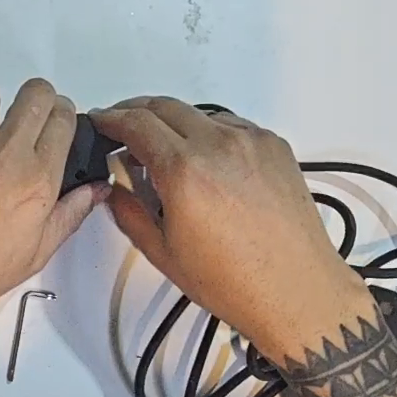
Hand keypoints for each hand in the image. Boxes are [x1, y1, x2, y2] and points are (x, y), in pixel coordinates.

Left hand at [0, 79, 107, 340]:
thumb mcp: (32, 255)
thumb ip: (67, 216)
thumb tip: (92, 191)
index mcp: (35, 180)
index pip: (63, 118)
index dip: (62, 116)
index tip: (55, 123)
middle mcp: (2, 154)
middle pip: (34, 94)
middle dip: (36, 101)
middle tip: (25, 121)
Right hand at [88, 98, 375, 360]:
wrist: (295, 289)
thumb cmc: (235, 280)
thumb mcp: (161, 251)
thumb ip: (128, 211)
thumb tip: (115, 188)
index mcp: (184, 170)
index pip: (136, 123)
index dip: (110, 119)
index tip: (101, 123)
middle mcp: (219, 145)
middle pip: (164, 106)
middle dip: (135, 112)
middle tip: (121, 127)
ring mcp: (251, 141)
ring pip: (198, 112)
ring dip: (172, 122)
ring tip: (162, 150)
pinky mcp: (274, 146)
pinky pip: (230, 124)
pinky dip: (206, 131)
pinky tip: (201, 157)